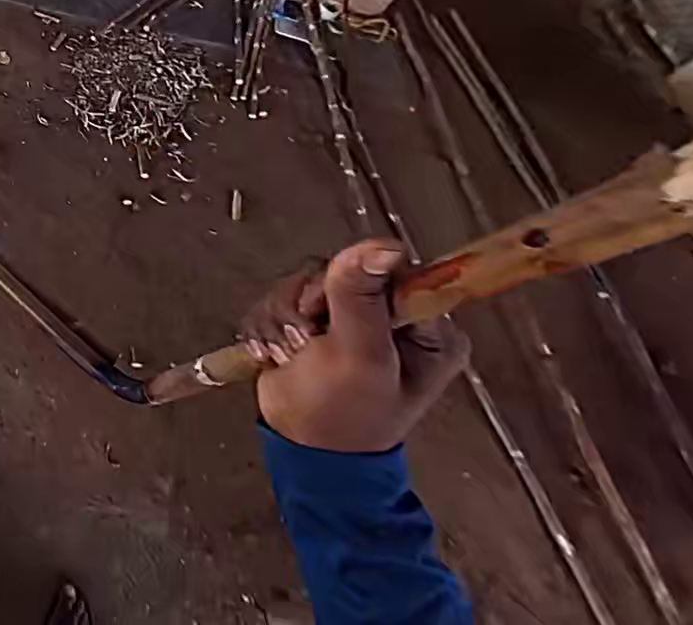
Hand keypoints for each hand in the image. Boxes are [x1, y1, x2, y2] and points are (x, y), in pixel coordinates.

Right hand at [244, 241, 469, 451]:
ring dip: (282, 313)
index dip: (351, 279)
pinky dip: (268, 320)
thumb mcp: (360, 358)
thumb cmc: (343, 413)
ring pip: (303, 278)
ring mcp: (349, 313)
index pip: (388, 268)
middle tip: (303, 339)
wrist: (301, 449)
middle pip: (338, 268)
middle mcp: (390, 312)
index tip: (325, 312)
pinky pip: (281, 292)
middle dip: (306, 301)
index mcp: (423, 324)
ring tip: (285, 352)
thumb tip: (385, 243)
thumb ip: (363, 299)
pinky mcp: (313, 316)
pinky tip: (272, 350)